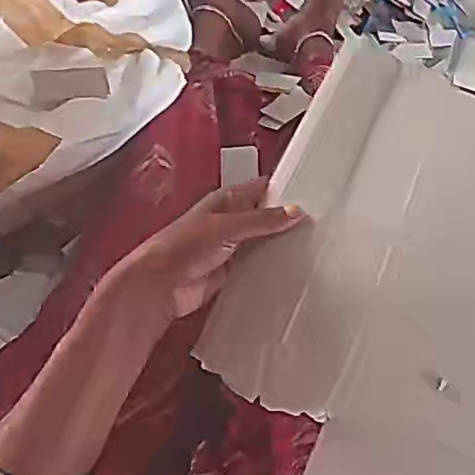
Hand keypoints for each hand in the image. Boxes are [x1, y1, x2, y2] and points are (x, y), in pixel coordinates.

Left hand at [99, 180, 305, 334]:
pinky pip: (260, 264)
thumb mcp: (228, 226)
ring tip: (307, 243)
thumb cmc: (179, 246)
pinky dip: (272, 265)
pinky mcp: (234, 270)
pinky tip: (287, 266)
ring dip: (280, 243)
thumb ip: (262, 220)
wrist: (161, 285)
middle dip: (286, 219)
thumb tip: (293, 212)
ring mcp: (233, 246)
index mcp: (228, 200)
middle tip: (313, 221)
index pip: (263, 189)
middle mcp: (232, 221)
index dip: (285, 190)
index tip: (309, 194)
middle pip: (267, 216)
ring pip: (265, 241)